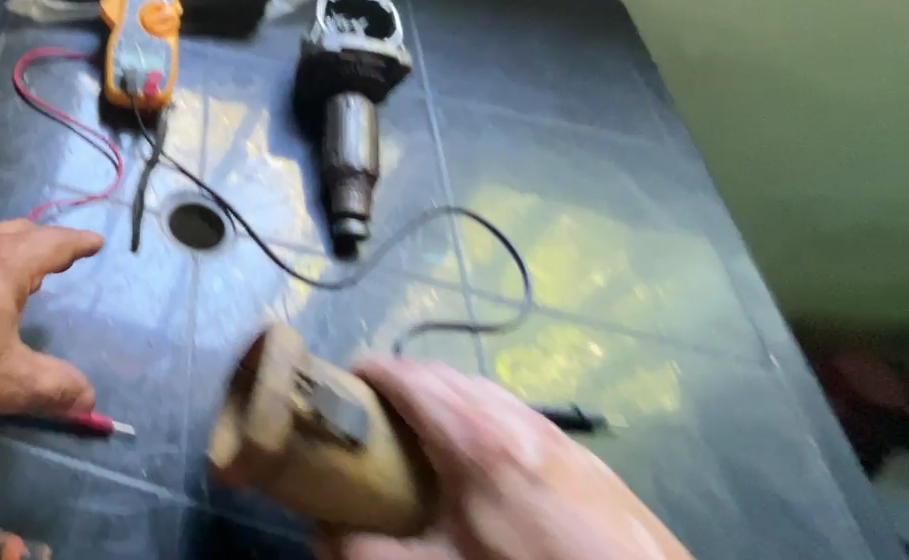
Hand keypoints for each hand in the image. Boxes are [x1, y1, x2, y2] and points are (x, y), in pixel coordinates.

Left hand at [0, 219, 103, 425]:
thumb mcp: (8, 383)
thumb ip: (55, 388)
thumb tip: (90, 398)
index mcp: (2, 263)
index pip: (52, 243)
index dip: (78, 243)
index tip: (95, 241)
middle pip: (19, 232)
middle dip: (46, 242)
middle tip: (64, 257)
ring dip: (12, 248)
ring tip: (23, 271)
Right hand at [317, 360, 691, 559]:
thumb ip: (360, 549)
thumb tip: (319, 529)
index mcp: (473, 435)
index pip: (400, 372)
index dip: (359, 373)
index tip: (338, 395)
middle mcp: (517, 420)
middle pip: (441, 373)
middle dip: (399, 385)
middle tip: (374, 422)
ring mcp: (562, 441)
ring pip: (484, 393)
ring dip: (444, 401)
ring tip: (425, 443)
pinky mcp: (595, 468)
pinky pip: (522, 420)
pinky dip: (486, 424)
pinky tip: (487, 472)